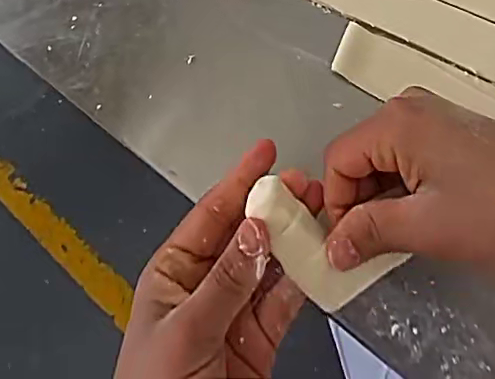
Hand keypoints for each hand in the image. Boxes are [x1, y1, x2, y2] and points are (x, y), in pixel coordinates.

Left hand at [114, 139, 324, 378]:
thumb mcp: (185, 332)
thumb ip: (223, 282)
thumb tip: (255, 229)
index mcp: (174, 272)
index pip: (211, 213)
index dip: (239, 179)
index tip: (264, 151)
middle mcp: (205, 284)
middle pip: (244, 234)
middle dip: (273, 205)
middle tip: (305, 182)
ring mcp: (233, 313)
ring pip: (268, 264)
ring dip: (293, 238)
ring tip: (319, 211)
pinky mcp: (257, 342)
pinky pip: (282, 302)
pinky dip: (302, 281)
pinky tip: (317, 259)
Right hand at [321, 87, 494, 275]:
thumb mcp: (426, 229)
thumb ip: (370, 232)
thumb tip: (337, 243)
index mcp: (397, 121)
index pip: (338, 158)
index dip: (336, 204)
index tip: (346, 240)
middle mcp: (411, 107)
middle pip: (360, 154)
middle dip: (362, 201)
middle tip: (375, 244)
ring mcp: (433, 115)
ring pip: (384, 157)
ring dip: (386, 197)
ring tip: (411, 233)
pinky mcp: (451, 129)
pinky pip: (409, 154)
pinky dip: (407, 186)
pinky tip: (429, 216)